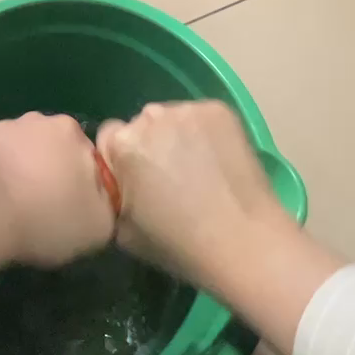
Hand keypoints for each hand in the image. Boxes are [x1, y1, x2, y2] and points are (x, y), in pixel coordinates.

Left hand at [0, 111, 115, 267]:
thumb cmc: (47, 220)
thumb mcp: (99, 225)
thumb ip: (108, 201)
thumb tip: (100, 193)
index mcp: (69, 130)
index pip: (84, 152)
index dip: (81, 179)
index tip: (73, 203)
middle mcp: (36, 119)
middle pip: (52, 145)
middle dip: (51, 168)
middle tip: (47, 204)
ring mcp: (2, 129)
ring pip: (22, 149)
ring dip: (23, 168)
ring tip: (18, 203)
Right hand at [95, 100, 294, 288]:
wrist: (245, 244)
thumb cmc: (180, 246)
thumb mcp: (123, 232)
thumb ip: (111, 196)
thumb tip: (117, 182)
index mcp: (123, 144)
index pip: (109, 138)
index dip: (121, 161)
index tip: (138, 181)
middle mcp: (150, 116)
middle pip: (141, 125)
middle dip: (150, 146)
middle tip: (170, 179)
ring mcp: (186, 109)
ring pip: (171, 119)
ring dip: (177, 137)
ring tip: (198, 171)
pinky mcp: (218, 109)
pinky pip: (200, 117)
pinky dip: (205, 134)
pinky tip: (218, 162)